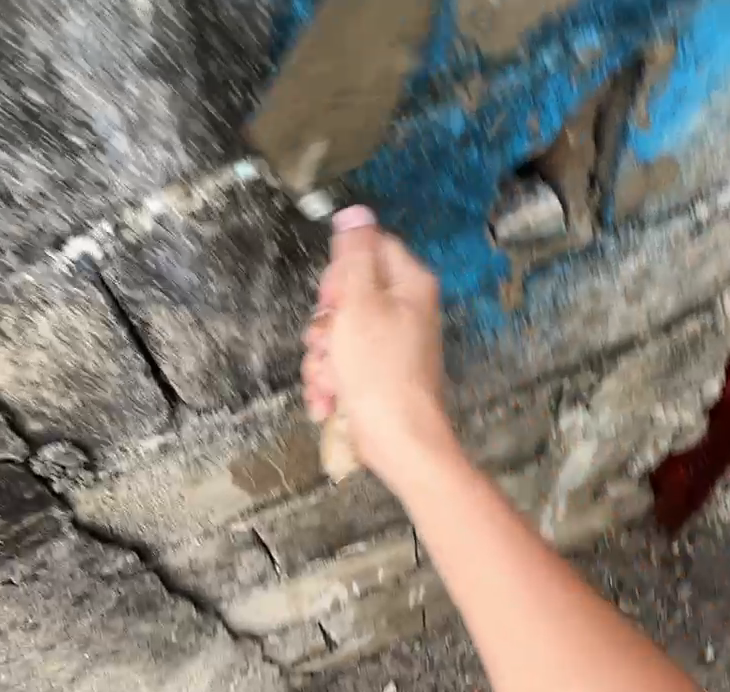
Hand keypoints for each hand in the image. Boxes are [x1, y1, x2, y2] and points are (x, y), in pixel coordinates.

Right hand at [302, 206, 461, 491]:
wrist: (398, 441)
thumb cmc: (380, 374)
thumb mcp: (359, 304)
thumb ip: (354, 256)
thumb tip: (355, 211)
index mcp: (408, 285)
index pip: (366, 250)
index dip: (339, 275)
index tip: (332, 301)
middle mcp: (403, 311)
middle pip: (346, 295)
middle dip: (324, 327)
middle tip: (328, 345)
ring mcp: (390, 345)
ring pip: (337, 335)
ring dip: (321, 361)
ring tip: (330, 382)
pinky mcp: (377, 375)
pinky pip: (342, 366)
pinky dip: (330, 384)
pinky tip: (329, 401)